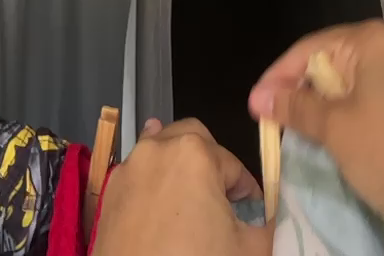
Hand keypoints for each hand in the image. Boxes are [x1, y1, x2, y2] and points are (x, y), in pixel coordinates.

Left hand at [92, 118, 270, 255]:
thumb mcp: (249, 251)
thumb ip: (269, 226)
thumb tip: (273, 218)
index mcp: (196, 153)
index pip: (234, 165)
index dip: (247, 191)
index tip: (251, 214)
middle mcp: (159, 147)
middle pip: (195, 139)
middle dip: (212, 163)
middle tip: (222, 201)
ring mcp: (130, 166)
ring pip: (161, 147)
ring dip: (180, 164)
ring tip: (191, 198)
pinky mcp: (110, 190)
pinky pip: (137, 170)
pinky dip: (152, 178)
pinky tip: (160, 198)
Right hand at [249, 21, 383, 240]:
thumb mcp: (335, 129)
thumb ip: (295, 107)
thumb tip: (261, 97)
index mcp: (370, 41)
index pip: (308, 48)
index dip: (277, 77)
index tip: (255, 108)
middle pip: (328, 64)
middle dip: (299, 93)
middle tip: (272, 123)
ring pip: (348, 88)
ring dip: (322, 111)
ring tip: (297, 136)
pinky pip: (368, 105)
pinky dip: (347, 122)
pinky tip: (334, 145)